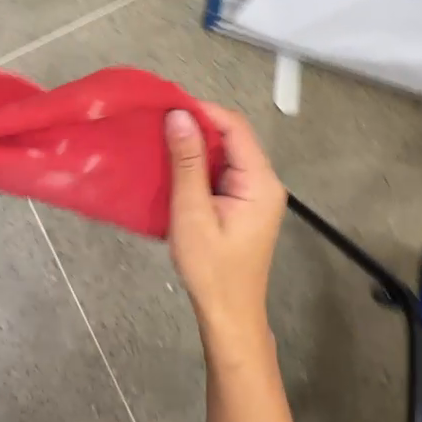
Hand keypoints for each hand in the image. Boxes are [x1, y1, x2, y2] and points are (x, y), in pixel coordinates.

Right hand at [165, 102, 286, 333]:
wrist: (227, 315)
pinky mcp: (242, 202)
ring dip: (194, 143)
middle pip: (231, 135)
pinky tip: (173, 163)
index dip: (201, 110)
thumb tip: (179, 114)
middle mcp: (264, 181)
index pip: (234, 126)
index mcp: (260, 181)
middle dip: (196, 124)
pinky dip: (197, 161)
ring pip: (225, 150)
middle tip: (157, 120)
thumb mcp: (192, 212)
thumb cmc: (211, 267)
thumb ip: (187, 161)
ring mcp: (255, 192)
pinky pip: (221, 168)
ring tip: (159, 137)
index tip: (165, 106)